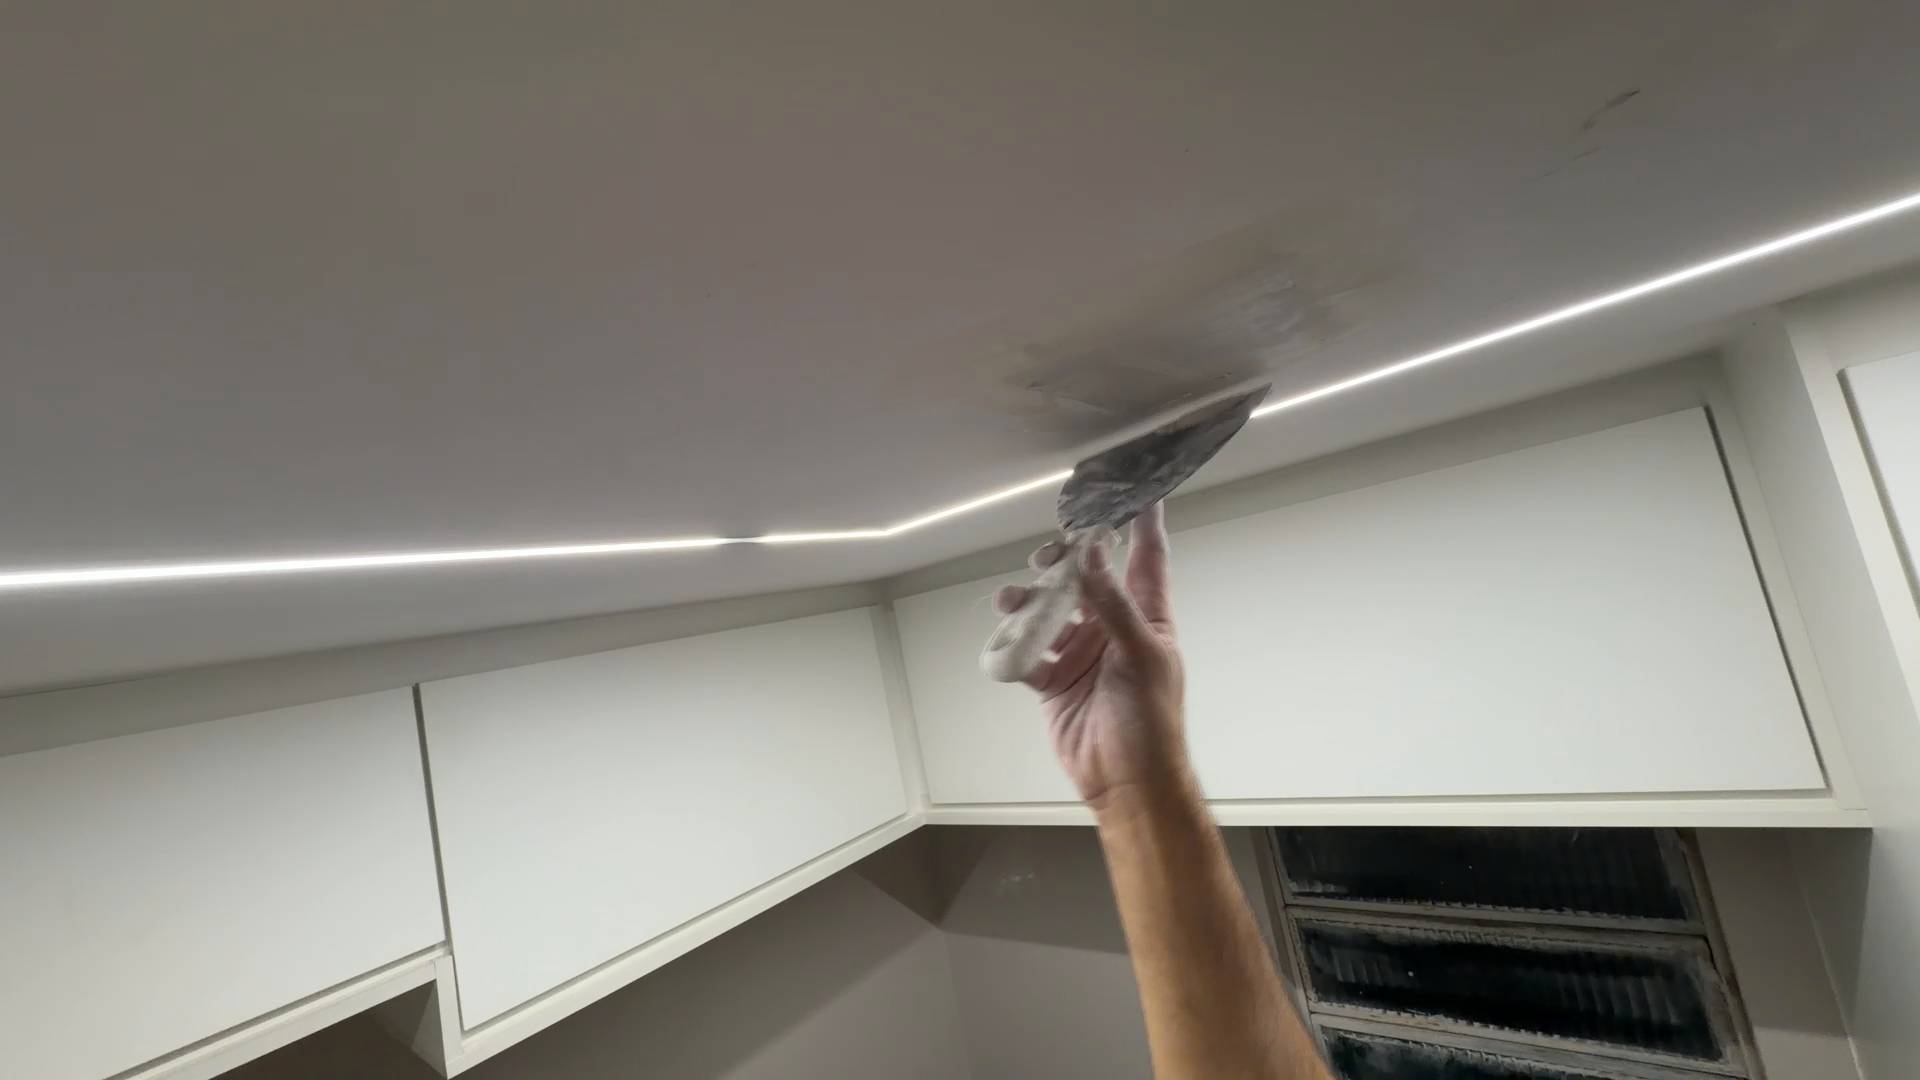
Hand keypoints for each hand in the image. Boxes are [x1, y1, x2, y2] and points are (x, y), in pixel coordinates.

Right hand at [992, 502, 1189, 807]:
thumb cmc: (1150, 721)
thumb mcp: (1139, 656)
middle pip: (1085, 579)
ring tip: (1010, 599)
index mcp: (1145, 617)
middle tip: (1044, 558)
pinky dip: (1015, 646)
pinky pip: (1029, 652)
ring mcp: (1081, 652)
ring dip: (1029, 602)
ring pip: (1049, 611)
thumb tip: (1092, 555)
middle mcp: (1111, 628)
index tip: (1140, 489)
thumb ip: (1113, 605)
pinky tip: (1007, 643)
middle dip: (1062, 562)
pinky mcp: (1054, 678)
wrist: (1125, 781)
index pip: (1146, 558)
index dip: (1143, 523)